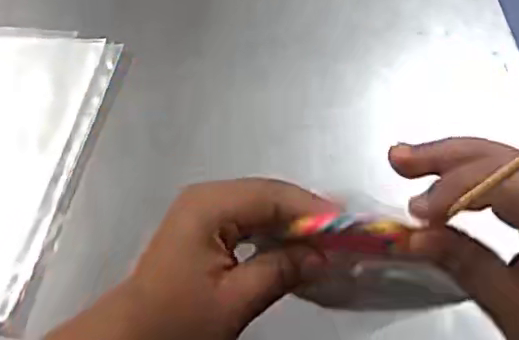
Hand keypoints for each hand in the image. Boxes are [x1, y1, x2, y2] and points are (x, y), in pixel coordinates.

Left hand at [49, 179, 330, 339]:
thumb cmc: (174, 324)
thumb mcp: (232, 304)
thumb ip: (279, 270)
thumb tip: (321, 254)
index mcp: (210, 203)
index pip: (273, 196)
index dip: (311, 209)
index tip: (344, 223)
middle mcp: (207, 194)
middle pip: (268, 194)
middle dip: (304, 213)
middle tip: (340, 231)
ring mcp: (203, 207)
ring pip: (260, 203)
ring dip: (290, 220)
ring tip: (323, 237)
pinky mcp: (203, 224)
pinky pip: (248, 215)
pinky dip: (272, 228)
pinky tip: (291, 243)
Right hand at [390, 139, 518, 339]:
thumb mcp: (516, 308)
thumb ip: (466, 263)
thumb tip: (415, 234)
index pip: (498, 179)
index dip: (452, 188)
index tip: (414, 211)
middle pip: (494, 154)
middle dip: (443, 155)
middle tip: (397, 158)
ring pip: (495, 156)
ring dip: (451, 158)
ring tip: (409, 160)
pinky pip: (502, 171)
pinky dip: (468, 172)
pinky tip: (443, 178)